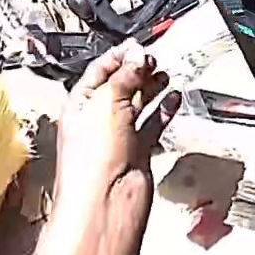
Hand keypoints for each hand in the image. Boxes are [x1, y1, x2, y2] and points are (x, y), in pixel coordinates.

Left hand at [52, 41, 180, 233]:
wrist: (105, 208)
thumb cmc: (92, 161)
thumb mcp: (108, 102)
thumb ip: (126, 75)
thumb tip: (138, 54)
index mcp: (81, 104)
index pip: (101, 69)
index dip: (120, 55)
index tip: (139, 45)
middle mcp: (98, 119)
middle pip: (120, 85)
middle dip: (137, 69)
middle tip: (155, 58)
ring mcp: (118, 137)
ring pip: (137, 104)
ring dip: (151, 87)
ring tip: (165, 74)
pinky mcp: (137, 153)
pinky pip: (152, 125)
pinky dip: (163, 110)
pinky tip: (173, 99)